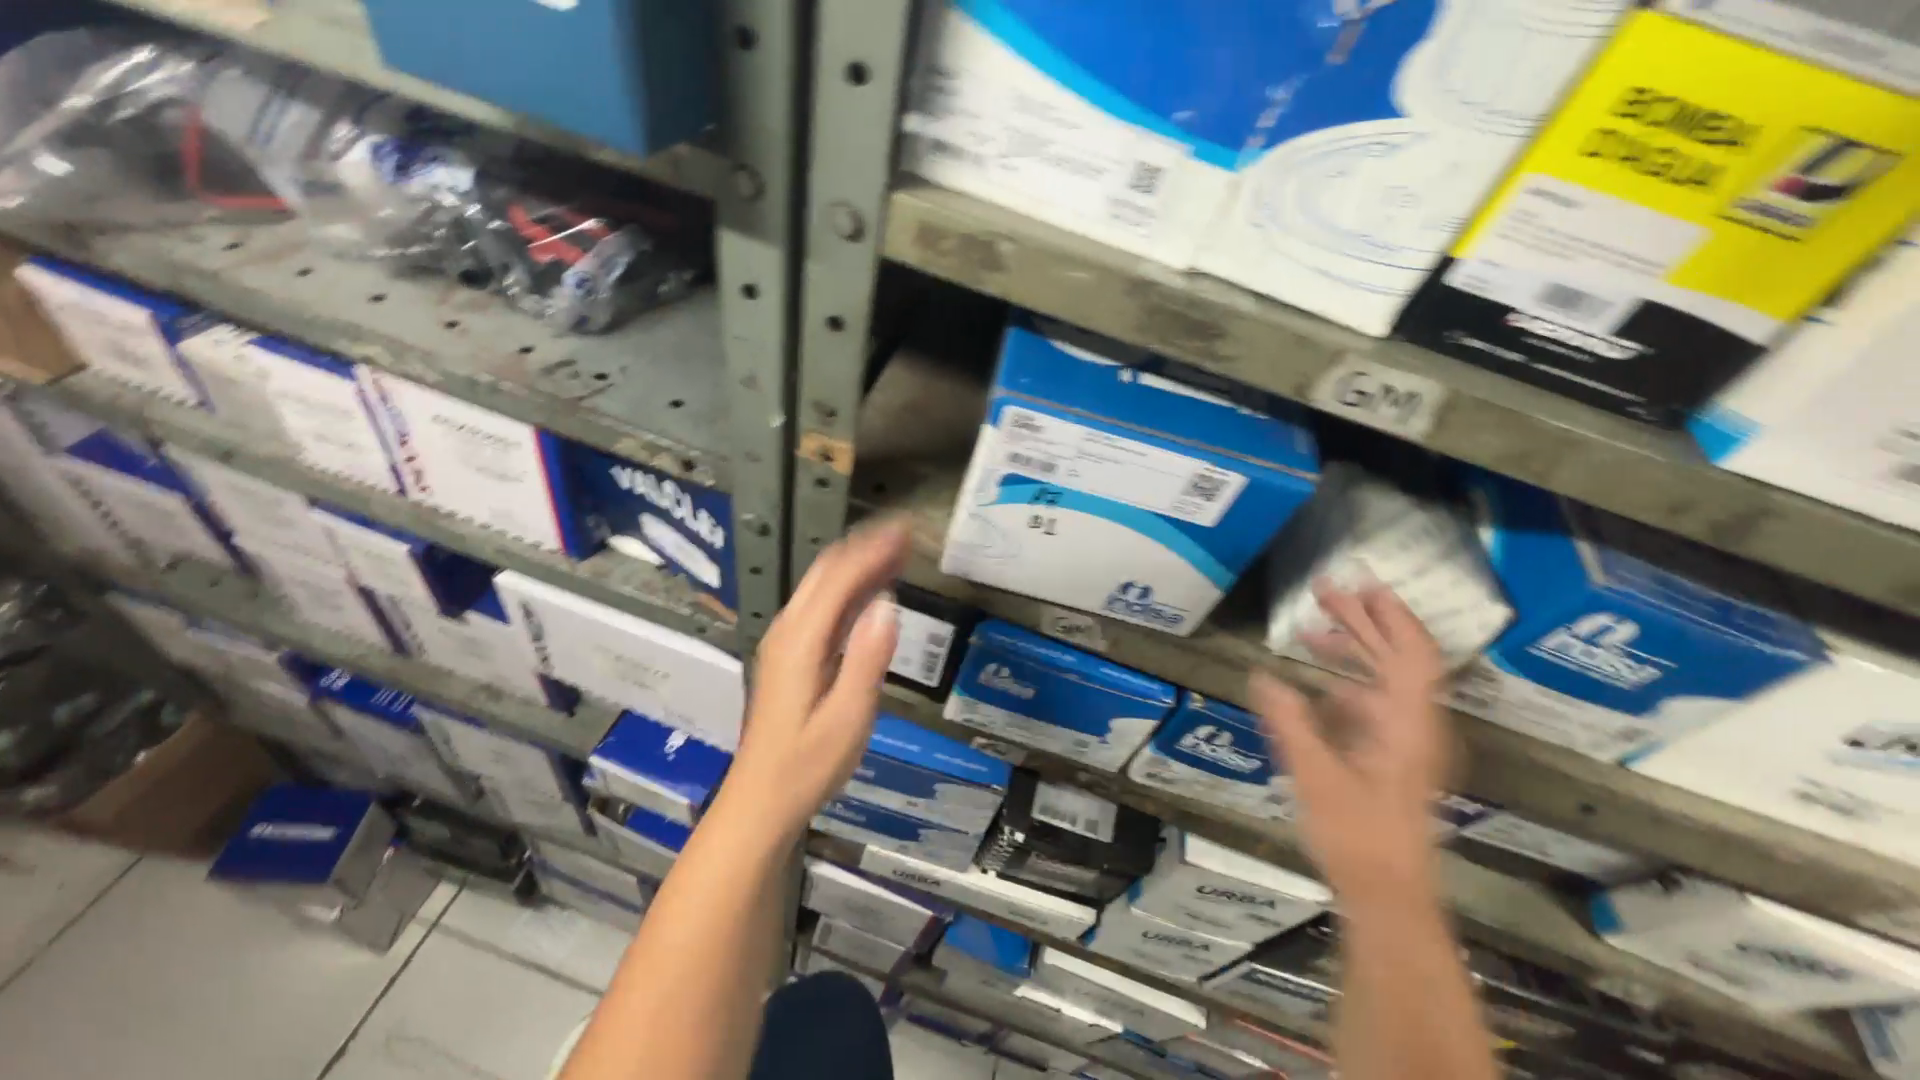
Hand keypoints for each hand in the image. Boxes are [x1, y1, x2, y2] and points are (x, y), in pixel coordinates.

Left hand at [720, 520, 909, 840]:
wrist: (762, 800)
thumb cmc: (807, 765)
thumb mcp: (847, 717)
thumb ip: (867, 659)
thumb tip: (888, 604)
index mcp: (800, 641)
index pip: (839, 578)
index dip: (873, 548)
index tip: (907, 530)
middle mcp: (788, 632)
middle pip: (827, 573)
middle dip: (865, 548)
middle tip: (907, 536)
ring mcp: (785, 643)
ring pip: (822, 588)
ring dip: (858, 566)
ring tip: (897, 554)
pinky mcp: (789, 658)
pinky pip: (821, 609)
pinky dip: (849, 591)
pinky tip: (872, 594)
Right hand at [1251, 582, 1449, 901]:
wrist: (1389, 896)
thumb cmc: (1358, 836)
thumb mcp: (1315, 776)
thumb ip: (1290, 722)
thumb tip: (1262, 675)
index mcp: (1408, 723)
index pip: (1411, 653)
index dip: (1390, 615)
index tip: (1362, 584)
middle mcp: (1416, 727)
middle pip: (1396, 660)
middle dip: (1362, 623)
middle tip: (1324, 594)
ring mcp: (1407, 746)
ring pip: (1384, 684)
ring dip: (1353, 654)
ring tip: (1310, 632)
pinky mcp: (1395, 764)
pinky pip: (1375, 709)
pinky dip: (1348, 687)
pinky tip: (1316, 688)